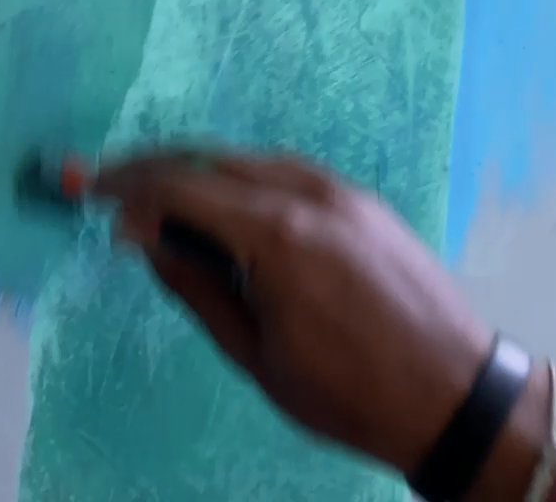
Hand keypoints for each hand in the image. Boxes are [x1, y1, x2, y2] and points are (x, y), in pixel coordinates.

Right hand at [93, 152, 489, 474]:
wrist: (463, 397)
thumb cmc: (349, 393)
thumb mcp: (255, 355)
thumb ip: (192, 286)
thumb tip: (140, 238)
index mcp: (275, 235)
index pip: (178, 187)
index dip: (127, 188)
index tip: (93, 196)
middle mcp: (302, 191)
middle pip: (203, 158)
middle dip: (150, 168)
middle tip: (111, 185)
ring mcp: (333, 186)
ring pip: (239, 158)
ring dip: (191, 170)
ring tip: (156, 195)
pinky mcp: (353, 193)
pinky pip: (277, 169)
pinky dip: (234, 179)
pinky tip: (220, 204)